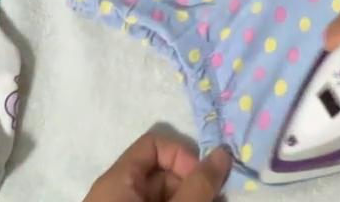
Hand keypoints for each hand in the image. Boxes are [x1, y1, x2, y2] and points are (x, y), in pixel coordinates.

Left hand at [81, 130, 232, 201]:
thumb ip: (198, 184)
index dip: (182, 154)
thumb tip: (224, 151)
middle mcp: (114, 191)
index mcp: (116, 179)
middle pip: (161, 170)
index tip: (201, 178)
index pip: (155, 142)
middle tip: (216, 197)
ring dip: (189, 195)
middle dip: (191, 181)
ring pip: (162, 193)